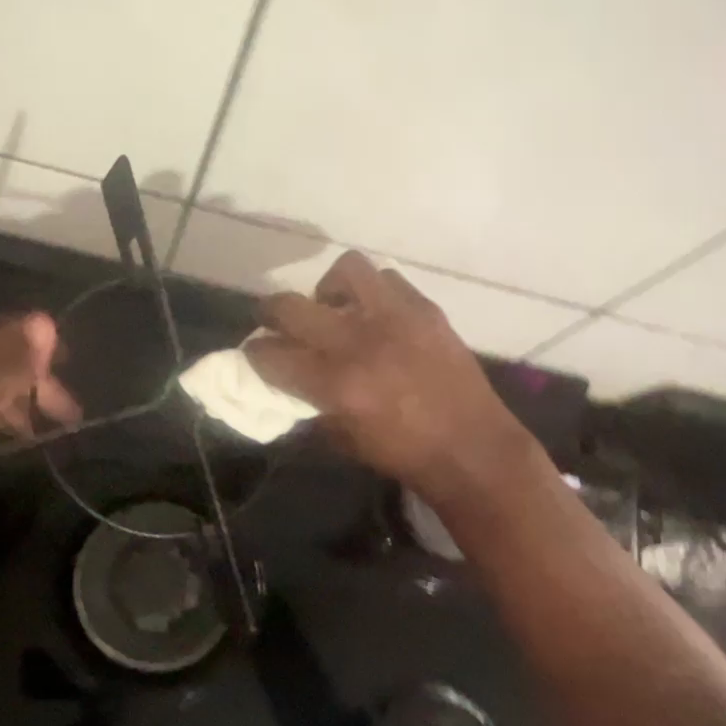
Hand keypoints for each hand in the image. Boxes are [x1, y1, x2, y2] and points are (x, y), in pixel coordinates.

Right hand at [246, 252, 529, 501]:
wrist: (471, 447)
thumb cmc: (403, 454)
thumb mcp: (343, 440)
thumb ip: (312, 407)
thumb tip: (290, 386)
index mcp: (334, 384)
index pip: (270, 355)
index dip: (254, 354)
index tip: (255, 355)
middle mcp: (358, 342)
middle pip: (289, 306)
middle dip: (270, 314)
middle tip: (276, 324)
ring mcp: (394, 318)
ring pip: (344, 270)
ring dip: (329, 289)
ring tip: (335, 309)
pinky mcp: (425, 309)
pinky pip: (387, 280)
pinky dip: (373, 293)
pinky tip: (376, 316)